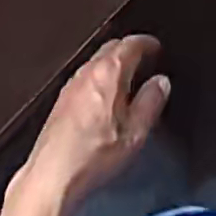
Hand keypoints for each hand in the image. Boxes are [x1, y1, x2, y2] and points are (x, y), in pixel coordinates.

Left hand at [10, 35, 170, 212]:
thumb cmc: (94, 154)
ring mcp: (72, 82)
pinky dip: (99, 77)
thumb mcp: (135, 132)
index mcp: (109, 71)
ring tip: (127, 78)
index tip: (155, 46)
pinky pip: (85, 76)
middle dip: (129, 49)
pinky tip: (104, 97)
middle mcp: (88, 70)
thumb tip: (161, 83)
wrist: (54, 172)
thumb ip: (151, 102)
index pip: (131, 43)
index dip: (147, 42)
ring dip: (113, 62)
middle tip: (144, 59)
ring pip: (97, 60)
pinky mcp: (62, 97)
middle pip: (112, 46)